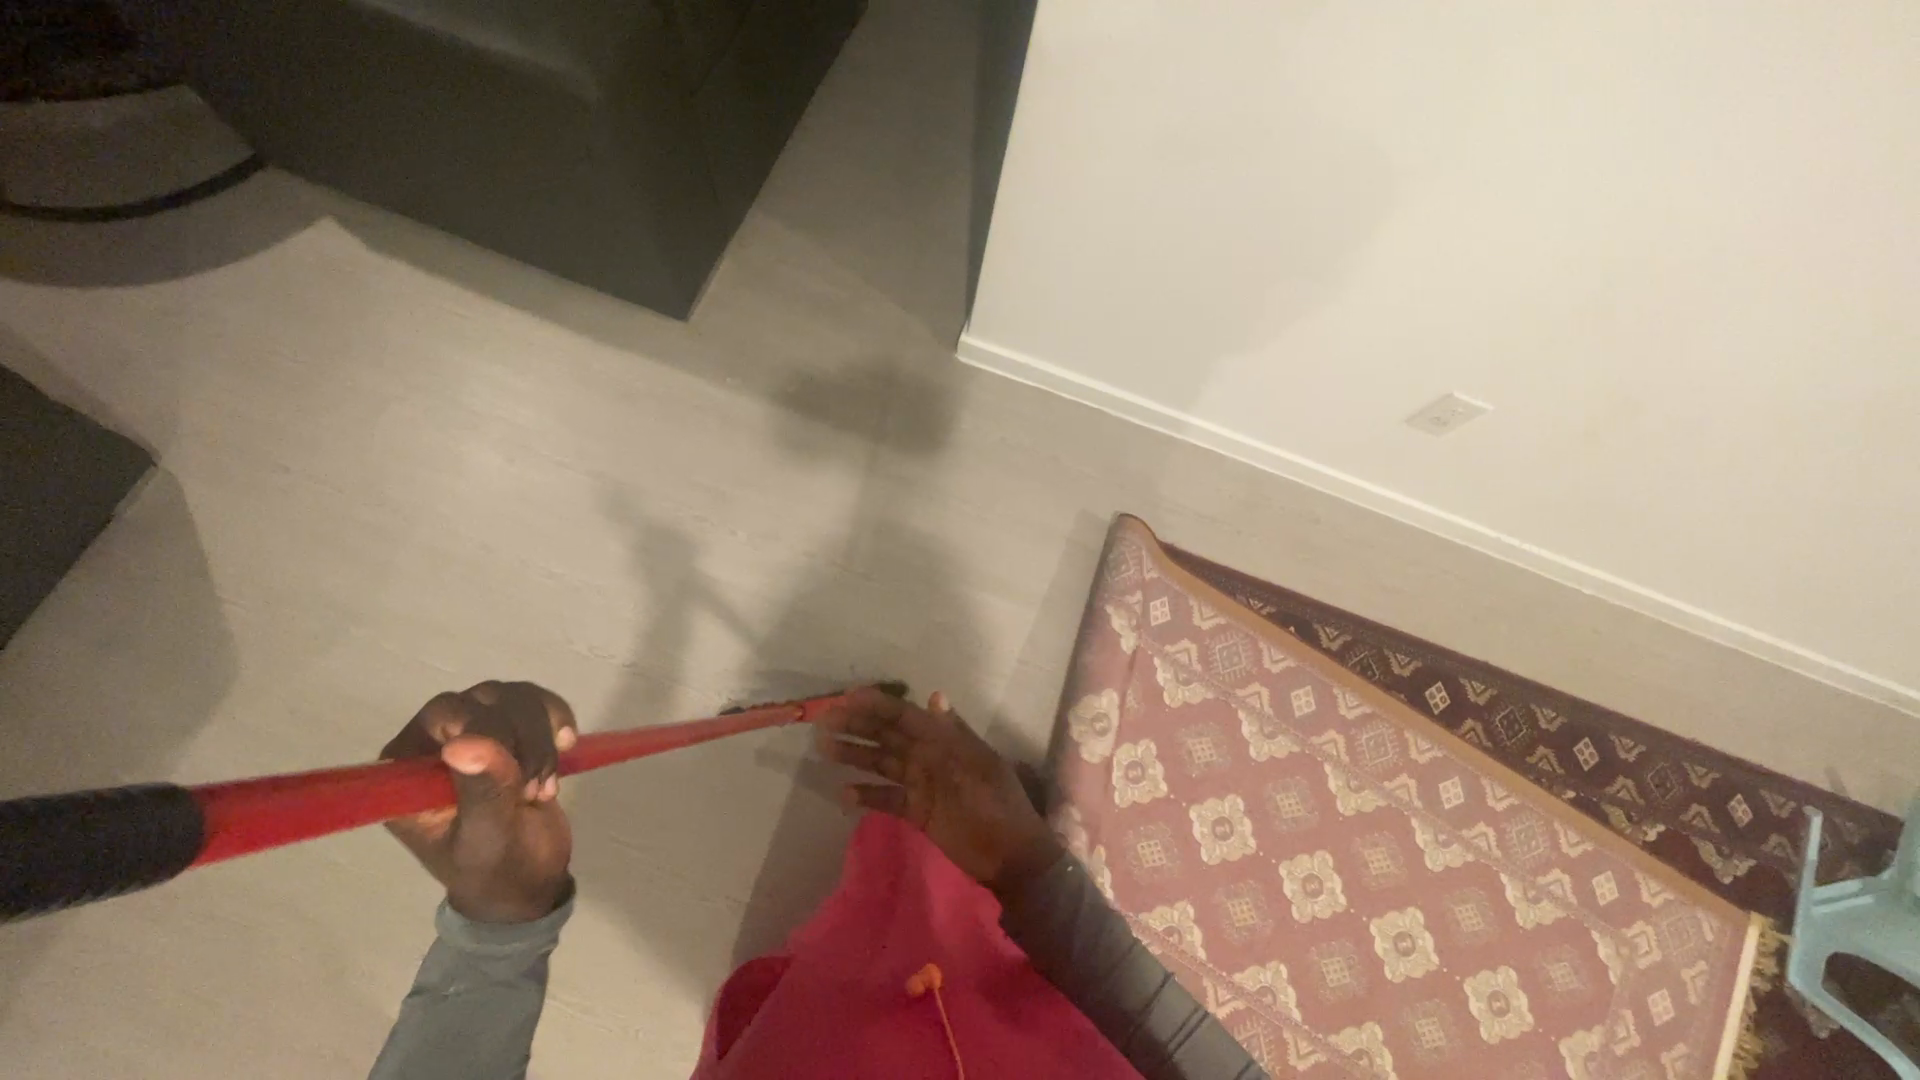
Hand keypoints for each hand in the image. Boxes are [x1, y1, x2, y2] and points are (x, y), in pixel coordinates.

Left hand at [380, 681, 578, 922]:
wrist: (530, 883)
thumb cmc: (497, 870)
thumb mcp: (487, 838)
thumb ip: (481, 790)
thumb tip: (464, 743)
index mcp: (407, 769)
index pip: (446, 714)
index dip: (489, 729)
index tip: (519, 770)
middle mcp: (435, 742)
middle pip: (486, 699)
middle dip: (524, 737)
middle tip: (538, 786)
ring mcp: (476, 733)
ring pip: (516, 696)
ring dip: (543, 735)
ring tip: (546, 782)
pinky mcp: (511, 732)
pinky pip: (536, 701)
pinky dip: (558, 719)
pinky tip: (565, 749)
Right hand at [815, 687, 1061, 896]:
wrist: (1013, 858)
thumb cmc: (998, 808)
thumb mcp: (979, 767)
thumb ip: (954, 733)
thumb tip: (934, 695)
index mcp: (947, 741)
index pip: (907, 716)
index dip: (879, 705)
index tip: (847, 698)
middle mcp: (931, 758)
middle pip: (889, 736)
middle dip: (858, 726)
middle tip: (823, 721)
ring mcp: (923, 785)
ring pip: (883, 764)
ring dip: (855, 755)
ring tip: (823, 747)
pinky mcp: (919, 813)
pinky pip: (888, 799)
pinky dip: (868, 795)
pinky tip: (844, 792)